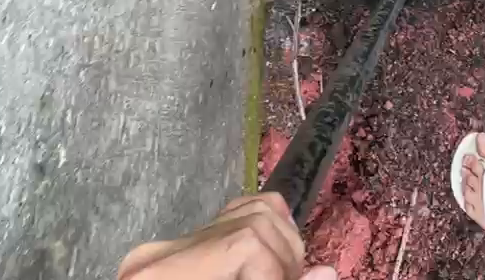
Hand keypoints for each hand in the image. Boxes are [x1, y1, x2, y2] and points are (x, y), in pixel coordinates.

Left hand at [118, 194, 336, 279]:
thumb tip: (326, 273)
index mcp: (159, 278)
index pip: (245, 244)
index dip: (278, 273)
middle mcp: (161, 253)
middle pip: (254, 224)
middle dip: (285, 262)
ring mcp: (168, 248)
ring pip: (251, 212)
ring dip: (281, 248)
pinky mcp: (180, 253)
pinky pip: (236, 215)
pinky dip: (265, 233)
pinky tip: (268, 267)